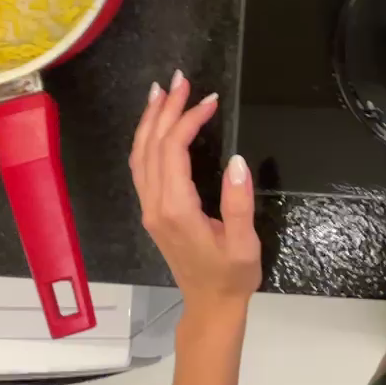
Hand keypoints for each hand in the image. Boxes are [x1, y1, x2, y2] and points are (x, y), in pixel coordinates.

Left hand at [129, 70, 260, 321]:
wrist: (210, 305)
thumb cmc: (231, 275)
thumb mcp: (244, 243)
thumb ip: (239, 202)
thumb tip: (238, 161)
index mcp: (177, 209)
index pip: (174, 151)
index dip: (188, 120)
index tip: (210, 100)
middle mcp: (156, 205)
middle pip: (151, 146)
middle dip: (165, 109)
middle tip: (181, 79)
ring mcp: (150, 208)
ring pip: (141, 155)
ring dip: (150, 120)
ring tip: (163, 92)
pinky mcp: (153, 211)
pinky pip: (142, 166)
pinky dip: (147, 139)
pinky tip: (156, 126)